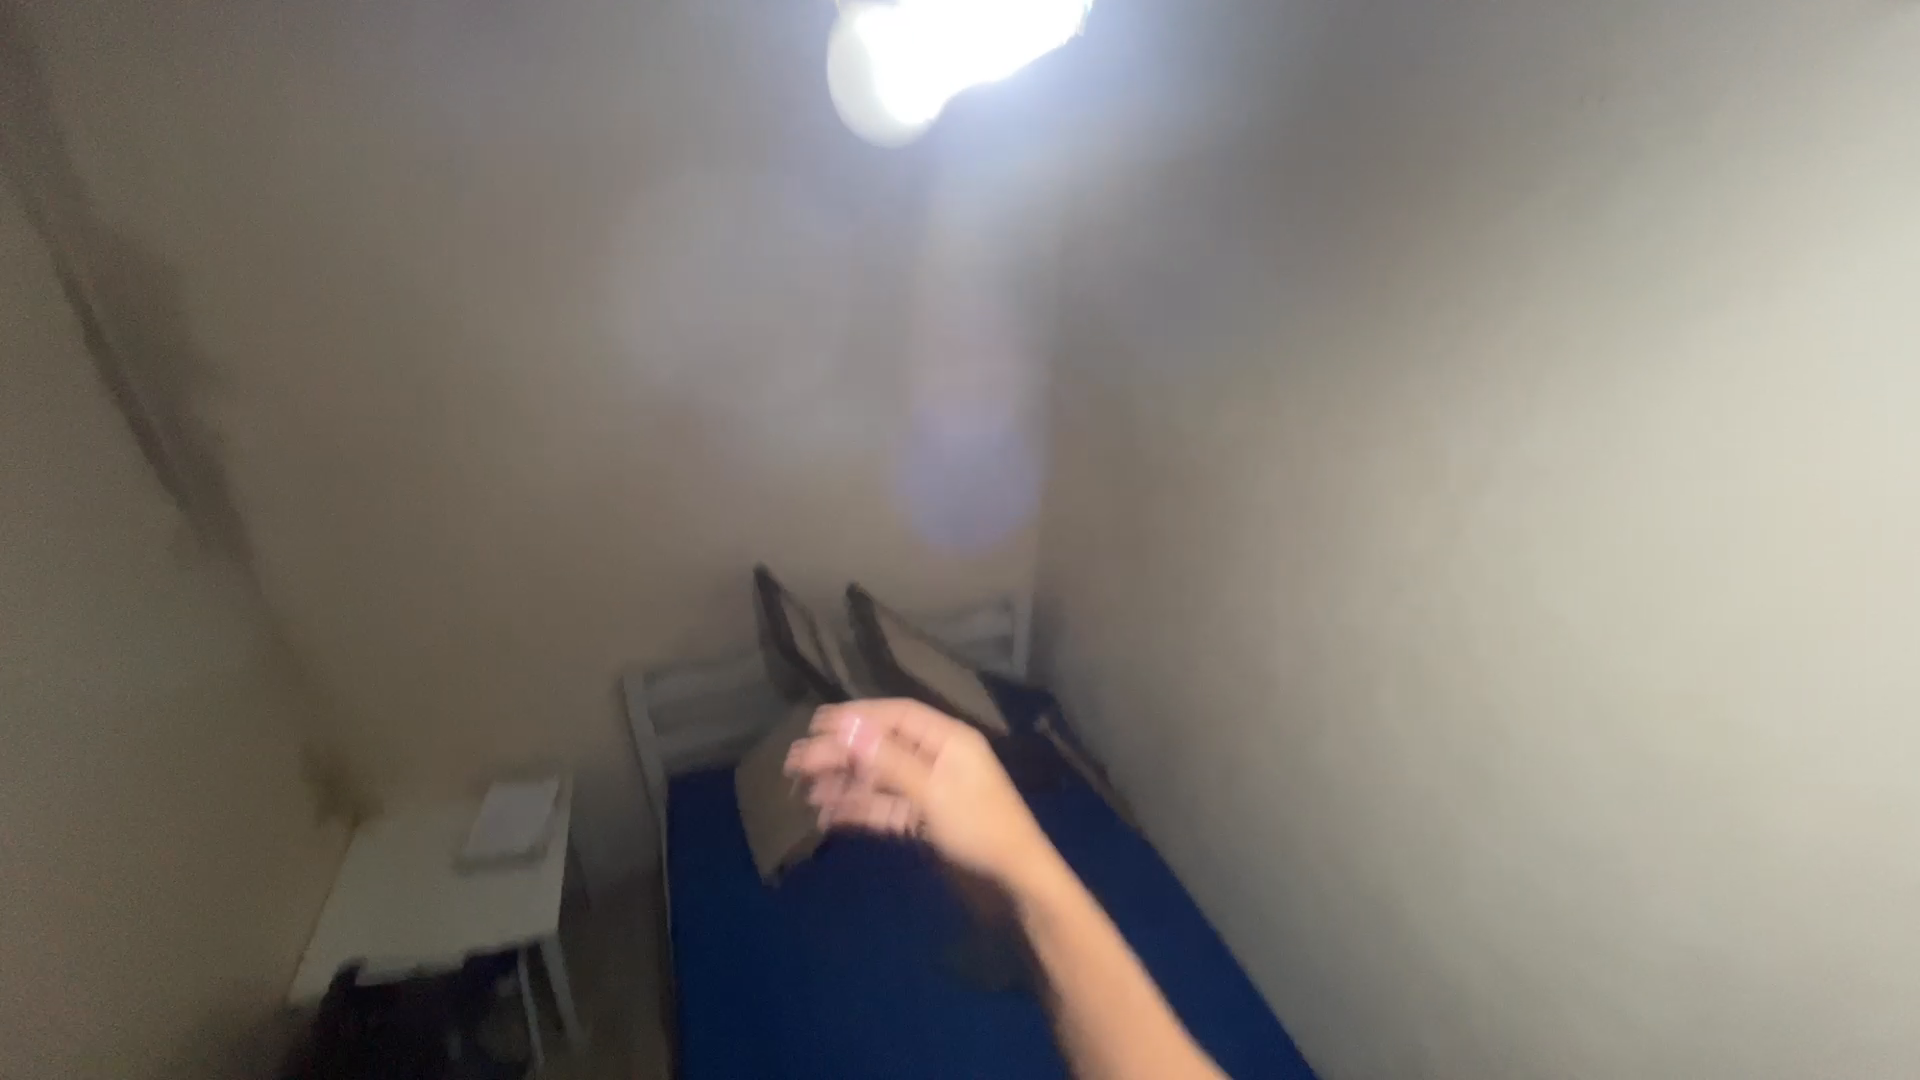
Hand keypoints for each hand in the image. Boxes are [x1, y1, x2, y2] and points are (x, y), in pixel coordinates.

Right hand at [783, 699, 1055, 887]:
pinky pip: (884, 809)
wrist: (1013, 889)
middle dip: (841, 753)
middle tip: (795, 763)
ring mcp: (929, 792)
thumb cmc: (980, 829)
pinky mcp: (922, 823)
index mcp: (948, 740)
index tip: (815, 724)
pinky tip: (828, 816)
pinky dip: (858, 810)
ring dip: (844, 783)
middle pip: (881, 748)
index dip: (857, 716)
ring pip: (878, 780)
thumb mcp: (933, 791)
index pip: (896, 716)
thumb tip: (845, 727)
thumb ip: (888, 760)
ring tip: (803, 791)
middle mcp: (937, 759)